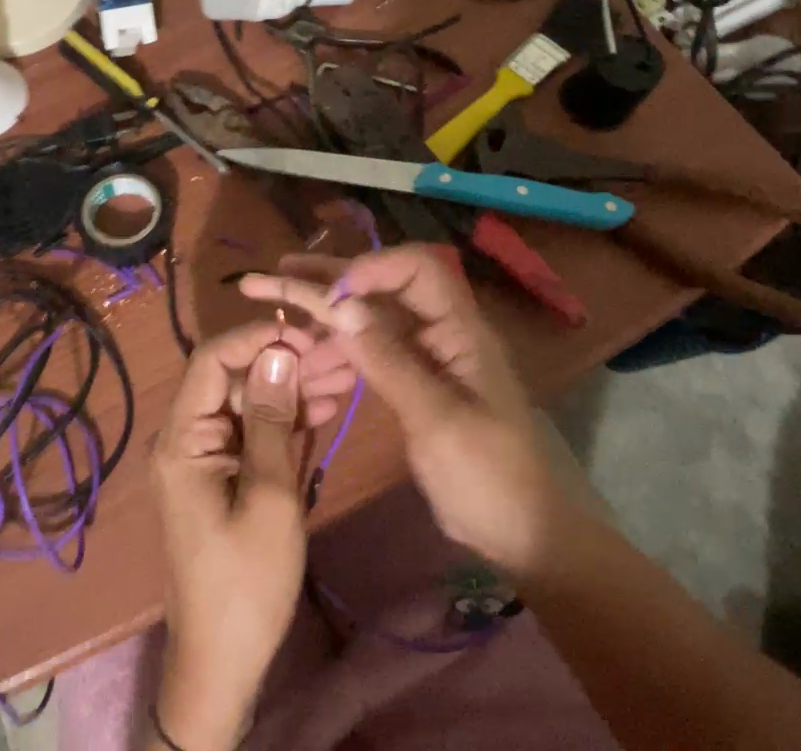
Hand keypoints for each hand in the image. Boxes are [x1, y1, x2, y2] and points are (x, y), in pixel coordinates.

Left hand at [150, 321, 317, 747]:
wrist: (224, 656)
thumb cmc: (246, 580)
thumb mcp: (269, 497)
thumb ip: (273, 422)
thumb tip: (279, 354)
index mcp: (182, 440)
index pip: (211, 362)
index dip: (256, 339)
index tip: (307, 334)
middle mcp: (186, 440)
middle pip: (234, 381)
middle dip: (286, 363)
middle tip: (342, 352)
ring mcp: (206, 460)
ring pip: (250, 406)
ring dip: (293, 389)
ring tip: (346, 372)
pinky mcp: (225, 479)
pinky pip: (254, 437)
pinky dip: (287, 422)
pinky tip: (327, 406)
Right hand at [240, 245, 564, 578]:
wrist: (523, 532)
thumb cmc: (488, 475)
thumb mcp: (436, 420)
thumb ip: (388, 360)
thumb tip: (341, 305)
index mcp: (461, 331)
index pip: (417, 270)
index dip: (370, 269)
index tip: (327, 295)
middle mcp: (442, 333)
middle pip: (386, 287)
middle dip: (332, 277)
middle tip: (279, 271)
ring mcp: (428, 359)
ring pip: (373, 318)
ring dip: (328, 311)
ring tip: (278, 306)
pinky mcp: (414, 384)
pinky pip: (372, 350)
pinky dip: (339, 346)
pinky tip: (307, 350)